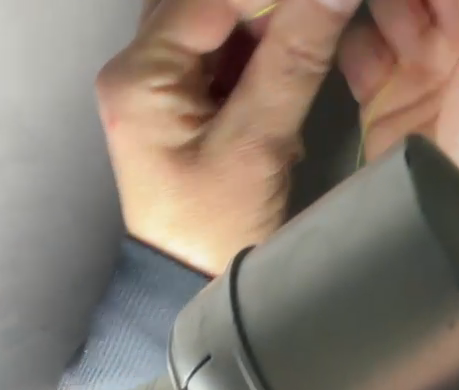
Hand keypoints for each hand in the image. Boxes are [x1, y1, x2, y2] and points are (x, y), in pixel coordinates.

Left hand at [98, 0, 365, 275]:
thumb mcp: (257, 143)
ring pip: (218, 26)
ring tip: (303, 56)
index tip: (321, 4)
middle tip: (313, 25)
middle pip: (207, 4)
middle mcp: (138, 71)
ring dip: (265, 32)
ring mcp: (157, 89)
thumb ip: (296, 56)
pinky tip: (283, 83)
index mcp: (140, 77)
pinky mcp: (180, 108)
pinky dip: (257, 60)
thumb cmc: (214, 230)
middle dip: (265, 10)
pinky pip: (221, 57)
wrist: (191, 292)